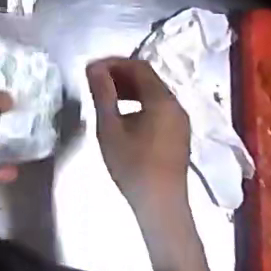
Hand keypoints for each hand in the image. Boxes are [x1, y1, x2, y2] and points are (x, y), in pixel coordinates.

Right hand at [87, 58, 191, 217]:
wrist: (161, 207)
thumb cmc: (133, 166)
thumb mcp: (110, 128)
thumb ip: (102, 94)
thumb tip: (94, 68)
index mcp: (162, 99)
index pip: (138, 66)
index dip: (113, 63)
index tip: (91, 69)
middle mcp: (176, 104)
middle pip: (147, 77)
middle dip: (120, 74)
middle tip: (94, 80)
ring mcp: (180, 120)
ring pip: (153, 92)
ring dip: (128, 88)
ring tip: (105, 96)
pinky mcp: (178, 134)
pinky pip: (158, 106)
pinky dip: (139, 101)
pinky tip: (122, 114)